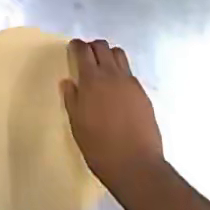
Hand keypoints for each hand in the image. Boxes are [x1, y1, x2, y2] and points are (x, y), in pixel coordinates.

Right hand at [62, 39, 165, 190]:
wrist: (136, 163)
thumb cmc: (100, 148)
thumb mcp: (77, 126)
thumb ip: (72, 100)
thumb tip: (68, 82)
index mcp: (92, 80)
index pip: (84, 51)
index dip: (77, 46)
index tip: (73, 47)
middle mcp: (112, 74)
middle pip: (102, 46)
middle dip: (92, 47)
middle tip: (86, 56)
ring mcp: (130, 81)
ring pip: (118, 53)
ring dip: (108, 54)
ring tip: (102, 67)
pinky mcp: (142, 91)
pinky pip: (129, 71)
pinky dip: (120, 70)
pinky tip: (116, 87)